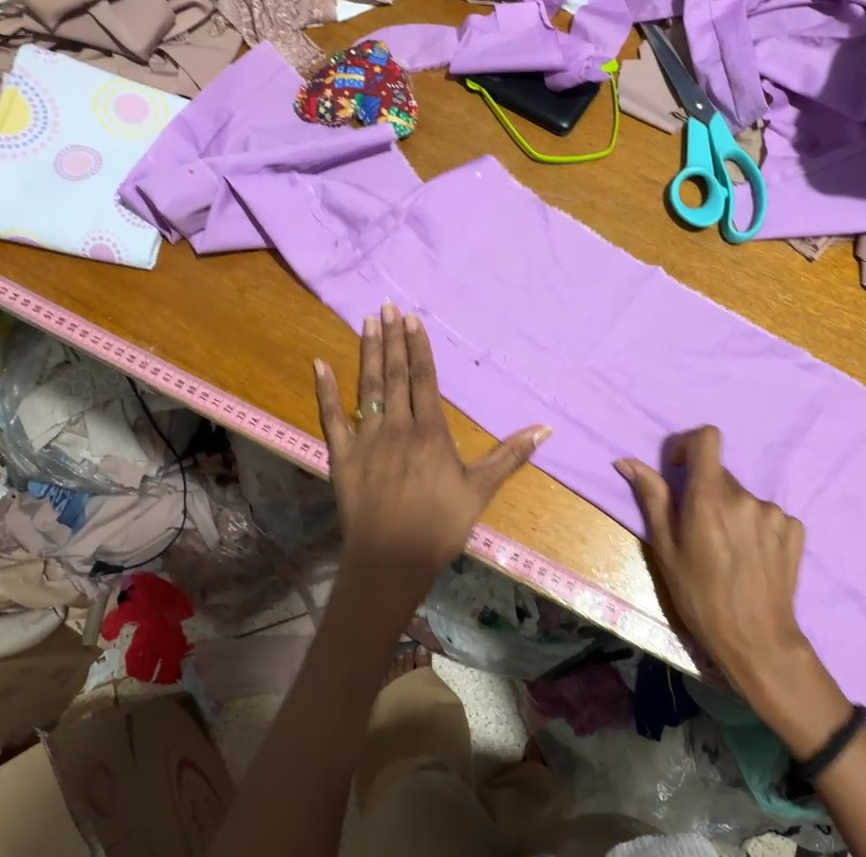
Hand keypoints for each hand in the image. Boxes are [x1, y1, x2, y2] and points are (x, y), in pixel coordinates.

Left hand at [315, 303, 549, 593]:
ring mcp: (366, 440)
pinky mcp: (341, 457)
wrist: (391, 560)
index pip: (424, 378)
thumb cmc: (441, 525)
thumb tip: (545, 428)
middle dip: (392, 339)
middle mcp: (397, 426)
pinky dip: (326, 390)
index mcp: (430, 432)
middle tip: (386, 307)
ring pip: (367, 387)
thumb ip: (510, 455)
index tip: (412, 318)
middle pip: (395, 374)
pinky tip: (320, 364)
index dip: (418, 346)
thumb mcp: (481, 490)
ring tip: (366, 322)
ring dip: (367, 353)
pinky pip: (331, 418)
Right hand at [619, 426, 849, 754]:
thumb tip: (628, 461)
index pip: (708, 437)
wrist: (756, 640)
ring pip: (744, 499)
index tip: (681, 469)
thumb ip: (652, 498)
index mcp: (709, 497)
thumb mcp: (665, 550)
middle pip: (721, 476)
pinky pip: (768, 516)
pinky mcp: (795, 529)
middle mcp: (745, 496)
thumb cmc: (700, 598)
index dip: (690, 445)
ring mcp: (774, 512)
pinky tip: (752, 559)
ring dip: (733, 514)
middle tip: (699, 533)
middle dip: (707, 494)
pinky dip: (757, 528)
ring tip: (728, 553)